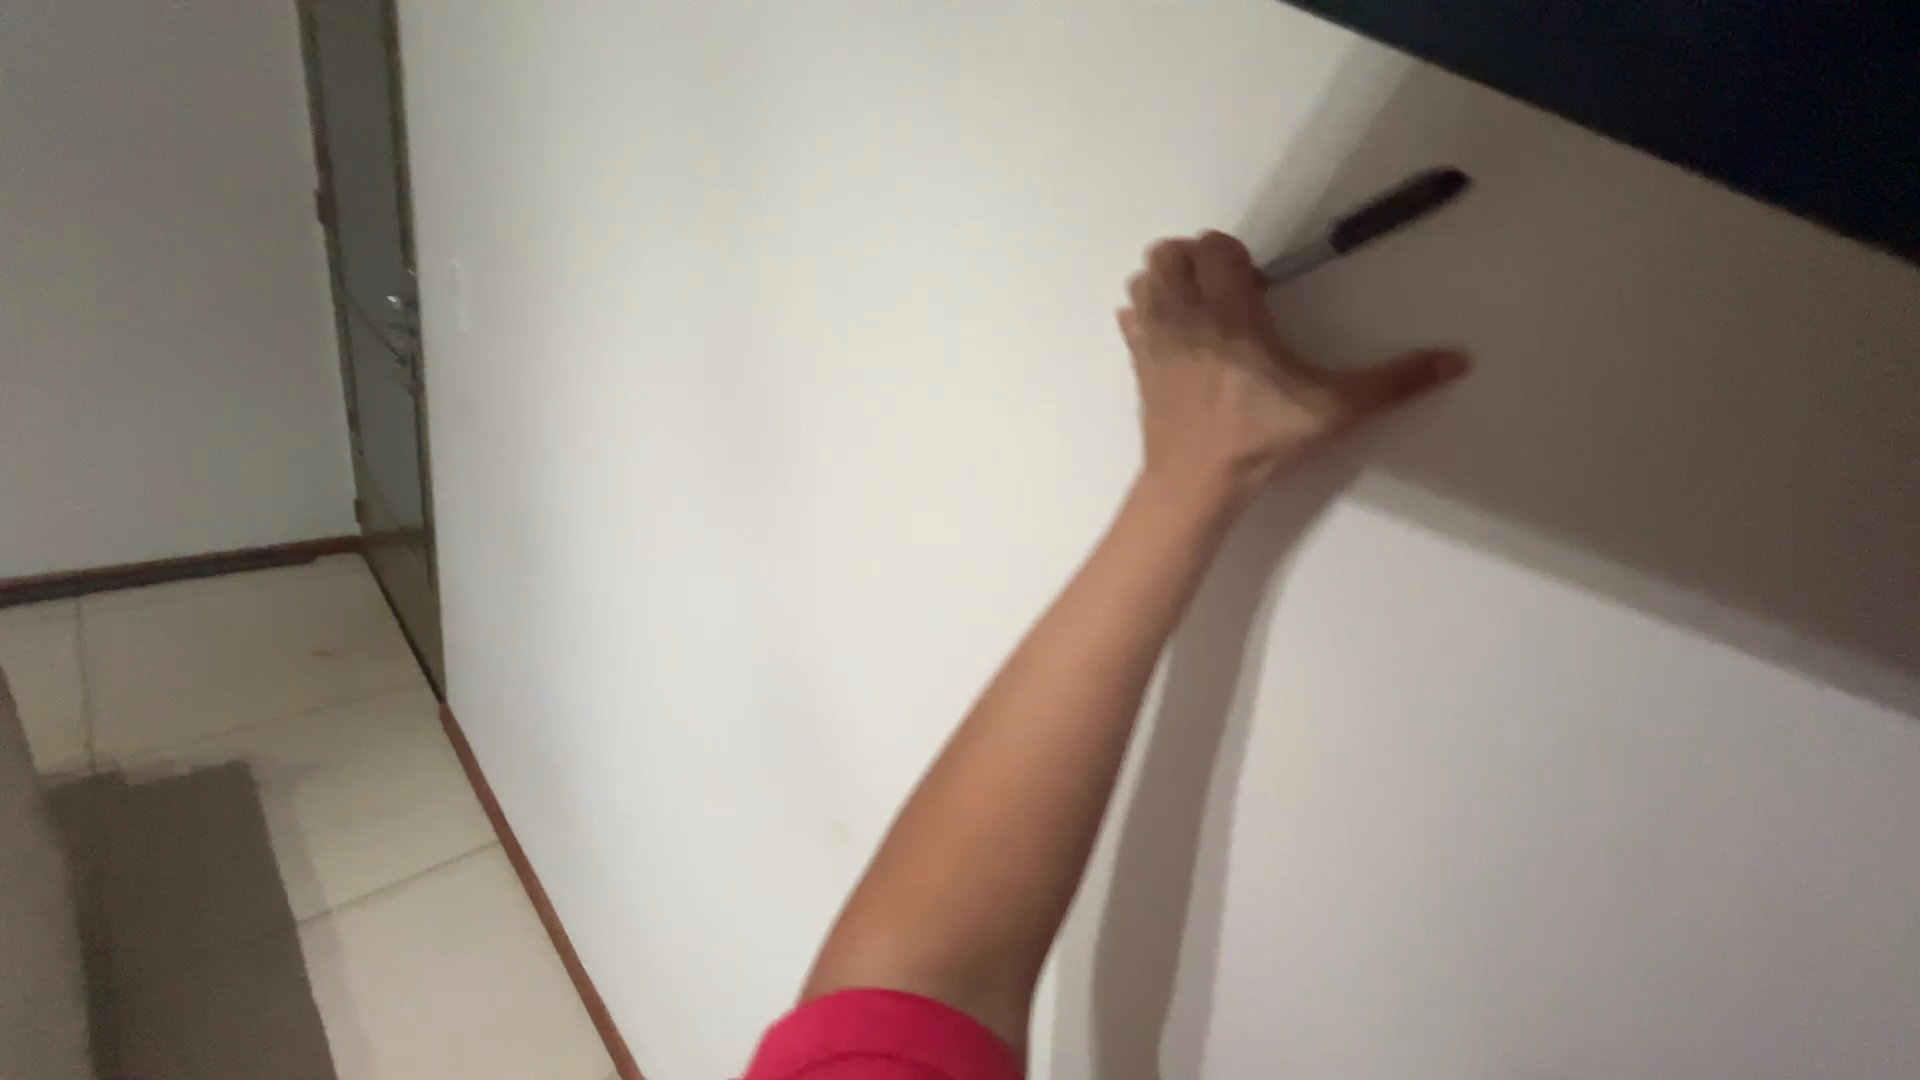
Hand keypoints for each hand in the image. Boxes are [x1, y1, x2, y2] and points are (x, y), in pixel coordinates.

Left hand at [1119, 231, 1467, 510]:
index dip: (1234, 255)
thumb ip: (1392, 382)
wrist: (1194, 485)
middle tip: (1224, 290)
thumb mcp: (1332, 412)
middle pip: (1171, 253)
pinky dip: (1144, 313)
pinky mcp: (1138, 366)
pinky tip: (1169, 333)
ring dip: (1167, 281)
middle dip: (1197, 260)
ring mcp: (1155, 341)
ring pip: (1144, 280)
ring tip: (1196, 307)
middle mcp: (1185, 317)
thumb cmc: (1259, 441)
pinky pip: (1129, 318)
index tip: (1254, 283)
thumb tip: (1457, 359)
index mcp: (1231, 314)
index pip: (1215, 248)